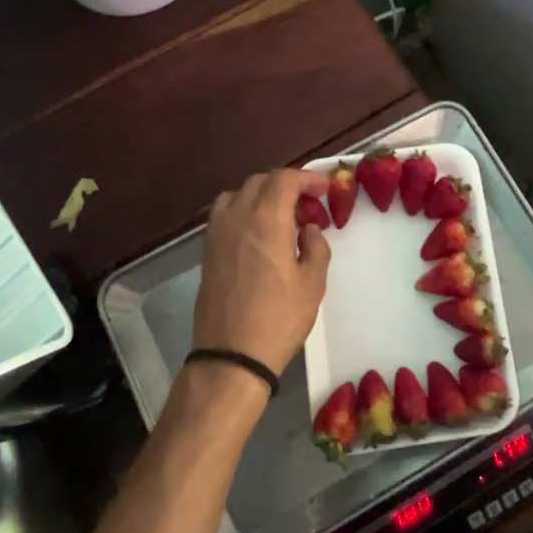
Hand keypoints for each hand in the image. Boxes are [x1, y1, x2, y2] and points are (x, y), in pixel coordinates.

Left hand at [193, 169, 332, 378]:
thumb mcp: (312, 285)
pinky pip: (225, 215)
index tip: (325, 189)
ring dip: (261, 196)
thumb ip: (316, 248)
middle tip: (309, 206)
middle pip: (260, 182)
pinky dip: (243, 212)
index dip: (307, 178)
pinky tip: (259, 236)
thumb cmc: (278, 319)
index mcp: (266, 220)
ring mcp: (217, 234)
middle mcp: (237, 217)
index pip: (284, 179)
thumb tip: (308, 229)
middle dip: (286, 185)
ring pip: (238, 195)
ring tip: (281, 218)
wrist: (232, 355)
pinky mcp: (207, 251)